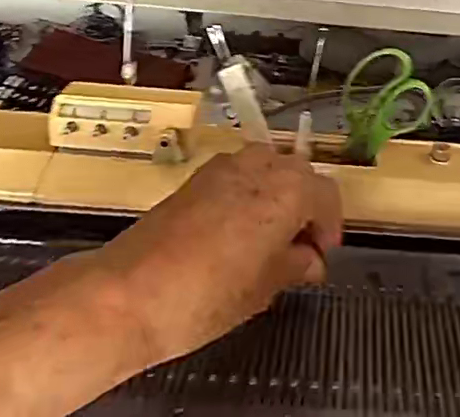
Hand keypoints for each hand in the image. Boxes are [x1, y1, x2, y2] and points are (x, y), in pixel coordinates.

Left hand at [88, 144, 342, 366]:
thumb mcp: (265, 288)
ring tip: (269, 236)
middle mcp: (265, 164)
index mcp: (291, 188)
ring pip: (272, 169)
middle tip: (299, 247)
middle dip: (306, 207)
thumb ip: (298, 265)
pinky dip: (250, 191)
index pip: (329, 196)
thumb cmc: (204, 295)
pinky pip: (242, 173)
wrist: (129, 294)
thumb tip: (310, 260)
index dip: (330, 227)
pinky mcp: (202, 173)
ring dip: (278, 195)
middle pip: (302, 176)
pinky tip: (237, 228)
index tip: (322, 253)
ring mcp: (231, 164)